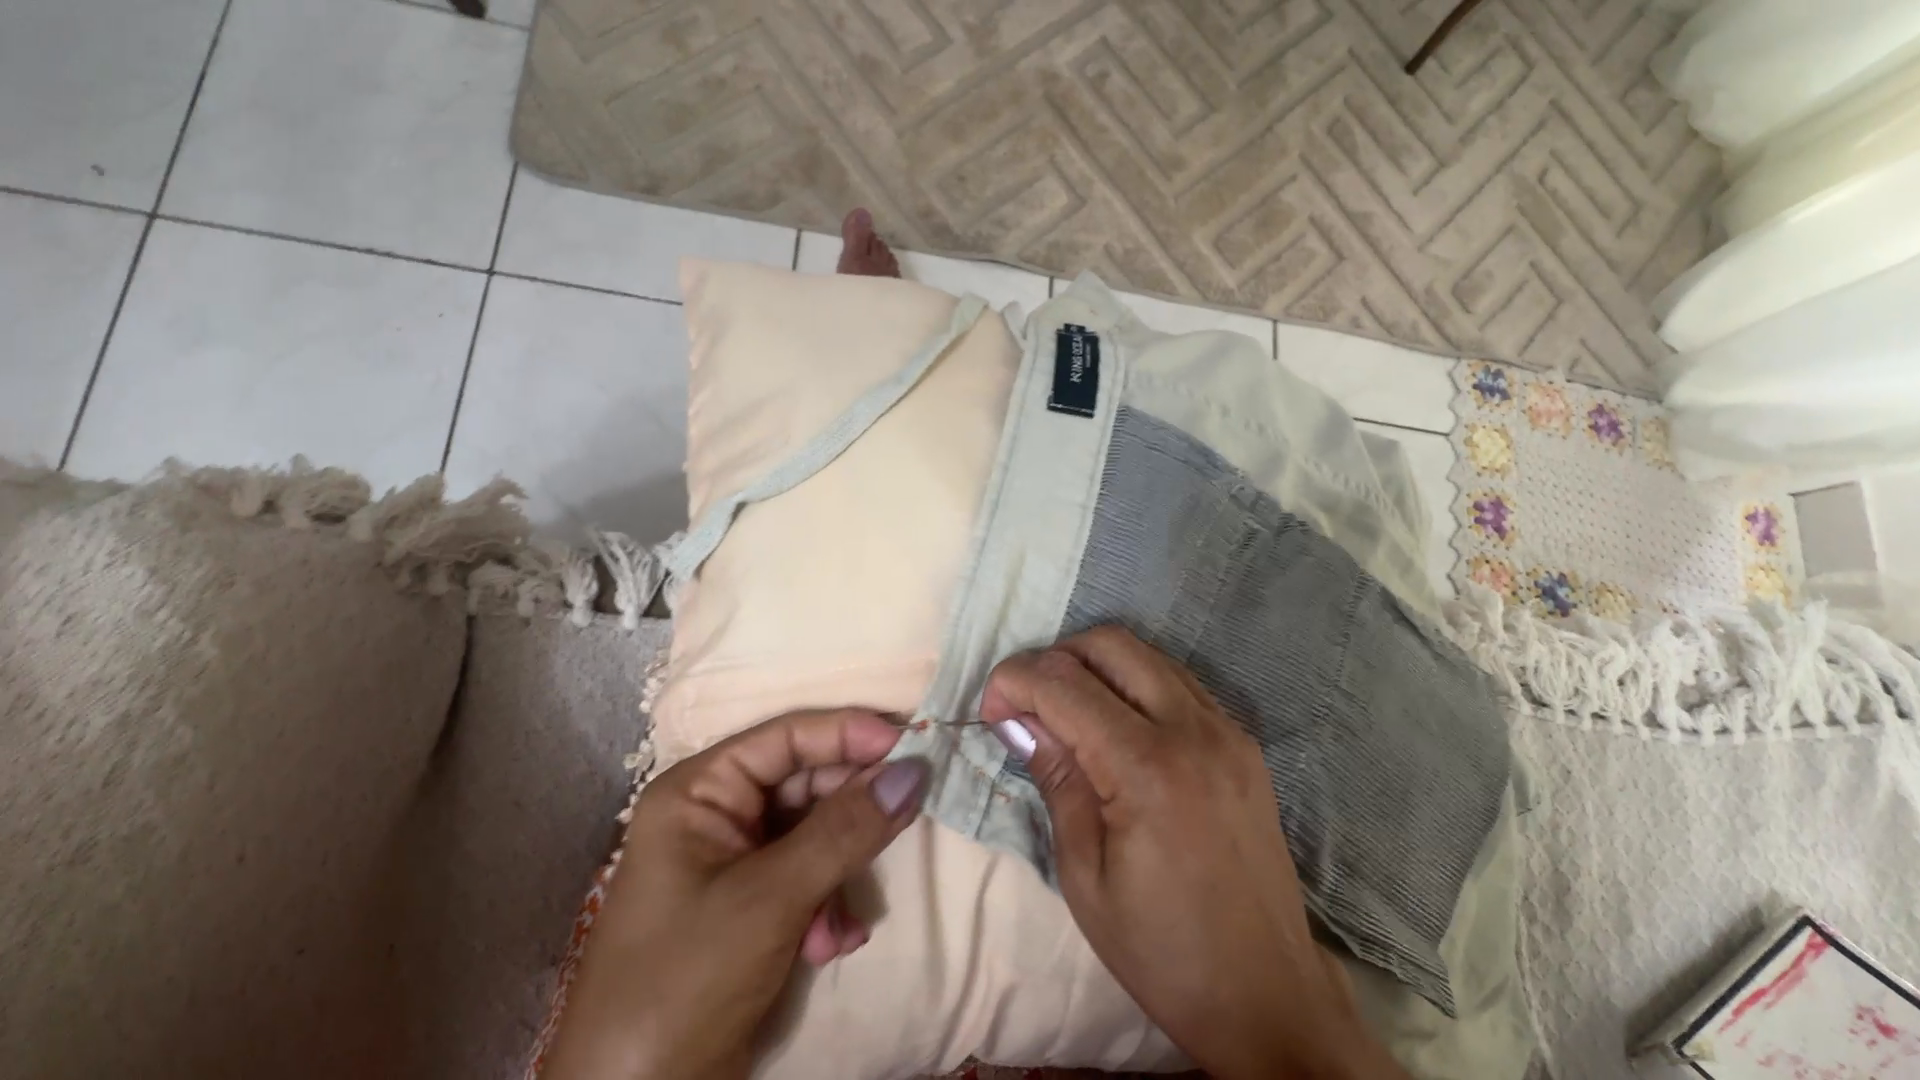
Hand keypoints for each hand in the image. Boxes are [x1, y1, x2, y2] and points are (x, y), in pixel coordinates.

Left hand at [541, 709, 929, 1079]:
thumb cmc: (685, 978)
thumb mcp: (770, 898)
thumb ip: (844, 830)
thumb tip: (913, 770)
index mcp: (698, 792)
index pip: (785, 737)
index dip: (848, 733)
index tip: (914, 744)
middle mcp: (715, 816)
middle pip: (804, 784)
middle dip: (850, 814)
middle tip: (909, 818)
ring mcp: (733, 864)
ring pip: (815, 835)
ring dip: (841, 872)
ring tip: (841, 921)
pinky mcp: (751, 908)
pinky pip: (809, 880)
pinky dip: (828, 907)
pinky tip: (830, 946)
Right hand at [981, 627, 1407, 1079]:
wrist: (1266, 993)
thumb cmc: (1161, 949)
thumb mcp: (1084, 875)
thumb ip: (1056, 779)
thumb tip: (1019, 721)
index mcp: (1148, 768)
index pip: (1064, 685)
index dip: (1014, 683)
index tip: (990, 709)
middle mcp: (1194, 730)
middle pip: (1110, 645)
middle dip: (1054, 659)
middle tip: (1025, 705)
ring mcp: (1228, 732)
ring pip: (1149, 656)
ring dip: (1096, 667)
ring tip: (1065, 713)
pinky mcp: (1245, 746)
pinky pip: (1181, 684)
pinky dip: (1137, 685)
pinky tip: (1116, 725)